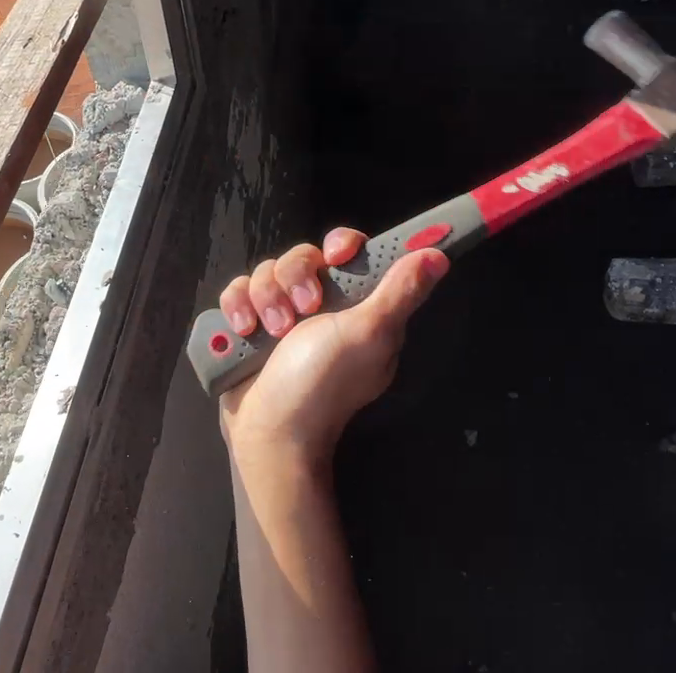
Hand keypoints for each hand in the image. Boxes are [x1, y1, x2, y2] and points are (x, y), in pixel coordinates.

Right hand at [218, 228, 447, 464]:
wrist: (270, 430)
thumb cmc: (325, 383)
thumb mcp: (369, 335)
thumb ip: (400, 292)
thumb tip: (438, 255)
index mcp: (358, 306)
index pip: (351, 251)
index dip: (340, 245)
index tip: (334, 258)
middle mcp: (322, 306)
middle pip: (302, 256)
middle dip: (294, 279)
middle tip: (302, 311)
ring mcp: (282, 314)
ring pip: (266, 271)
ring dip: (265, 298)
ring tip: (269, 333)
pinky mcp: (250, 323)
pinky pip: (237, 290)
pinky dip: (236, 307)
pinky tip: (243, 330)